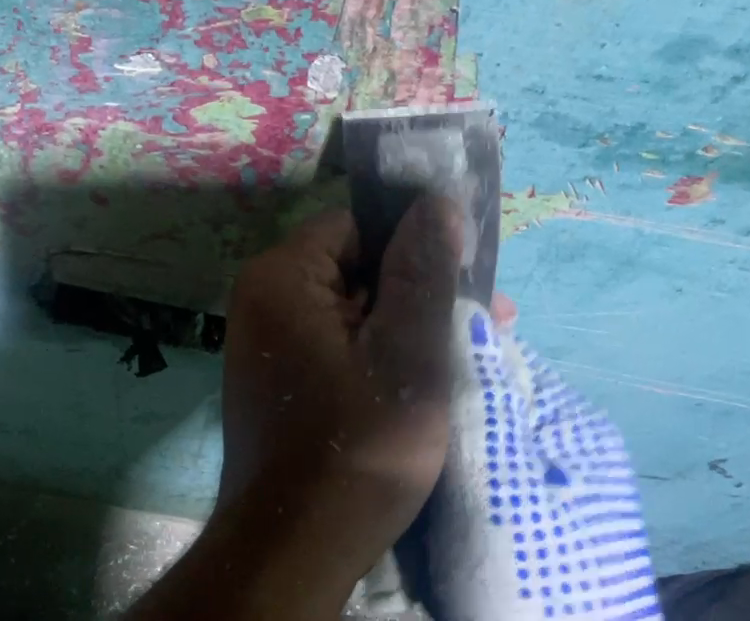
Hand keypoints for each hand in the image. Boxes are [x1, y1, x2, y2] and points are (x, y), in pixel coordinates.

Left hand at [218, 198, 468, 583]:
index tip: (464, 273)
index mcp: (281, 276)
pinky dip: (378, 354)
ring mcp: (267, 341)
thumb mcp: (406, 353)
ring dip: (406, 326)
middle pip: (353, 269)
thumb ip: (422, 272)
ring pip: (350, 311)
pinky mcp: (279, 378)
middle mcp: (263, 298)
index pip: (354, 228)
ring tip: (471, 349)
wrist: (294, 548)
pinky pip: (335, 344)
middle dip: (418, 290)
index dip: (411, 244)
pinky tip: (425, 378)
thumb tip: (437, 201)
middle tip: (486, 316)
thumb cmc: (355, 445)